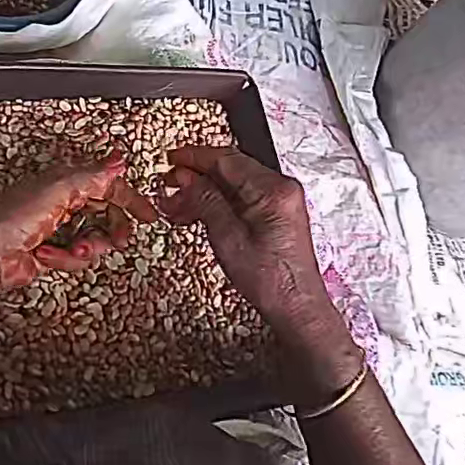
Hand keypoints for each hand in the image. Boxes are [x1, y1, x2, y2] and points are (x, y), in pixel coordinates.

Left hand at [0, 156, 158, 292]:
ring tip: (74, 251)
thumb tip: (119, 161)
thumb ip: (92, 176)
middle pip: (105, 214)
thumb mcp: (57, 190)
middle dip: (113, 228)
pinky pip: (76, 258)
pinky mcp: (53, 253)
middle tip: (119, 240)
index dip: (130, 199)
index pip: (107, 185)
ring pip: (94, 239)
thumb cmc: (11, 218)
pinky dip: (65, 259)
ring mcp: (59, 229)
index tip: (148, 215)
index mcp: (65, 181)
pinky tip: (47, 256)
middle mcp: (63, 203)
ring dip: (88, 248)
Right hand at [157, 147, 341, 334]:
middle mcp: (281, 188)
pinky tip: (198, 214)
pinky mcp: (277, 213)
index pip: (227, 159)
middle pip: (230, 169)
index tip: (172, 158)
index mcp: (272, 190)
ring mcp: (280, 200)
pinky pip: (242, 198)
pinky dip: (218, 203)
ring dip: (204, 192)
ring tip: (177, 206)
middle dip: (196, 177)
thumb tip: (186, 177)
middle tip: (169, 185)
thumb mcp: (228, 238)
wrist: (295, 307)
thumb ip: (206, 201)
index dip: (194, 157)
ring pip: (234, 184)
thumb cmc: (269, 280)